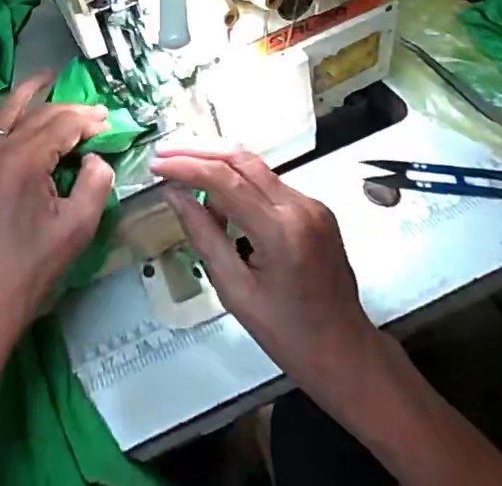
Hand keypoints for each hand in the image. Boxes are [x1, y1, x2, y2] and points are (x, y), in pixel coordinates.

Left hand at [0, 73, 114, 346]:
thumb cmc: (32, 267)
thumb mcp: (78, 226)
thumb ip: (96, 182)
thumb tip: (96, 158)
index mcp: (26, 159)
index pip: (65, 124)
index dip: (91, 121)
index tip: (112, 125)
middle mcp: (1, 150)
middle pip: (41, 115)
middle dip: (71, 110)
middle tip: (98, 113)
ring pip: (11, 114)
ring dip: (33, 96)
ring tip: (48, 77)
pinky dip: (6, 114)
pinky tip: (15, 112)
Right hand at [152, 144, 501, 485]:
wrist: (345, 350)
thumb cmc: (286, 334)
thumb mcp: (235, 291)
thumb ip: (204, 235)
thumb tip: (174, 195)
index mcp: (280, 230)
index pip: (225, 179)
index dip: (186, 166)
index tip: (156, 166)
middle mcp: (300, 205)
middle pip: (243, 158)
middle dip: (200, 150)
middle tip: (164, 155)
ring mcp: (312, 203)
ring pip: (257, 166)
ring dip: (219, 163)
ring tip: (182, 171)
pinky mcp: (316, 207)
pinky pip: (271, 184)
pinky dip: (241, 182)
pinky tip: (218, 198)